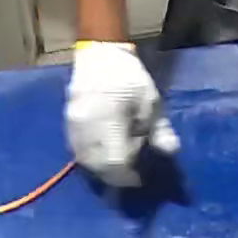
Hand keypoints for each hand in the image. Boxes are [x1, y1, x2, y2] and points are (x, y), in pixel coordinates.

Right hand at [65, 41, 179, 187]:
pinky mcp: (68, 130)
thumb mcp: (150, 101)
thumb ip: (158, 130)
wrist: (99, 58)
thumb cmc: (129, 78)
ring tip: (118, 167)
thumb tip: (170, 151)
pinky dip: (92, 161)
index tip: (139, 179)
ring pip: (86, 163)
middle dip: (115, 176)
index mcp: (109, 121)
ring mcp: (74, 130)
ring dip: (102, 170)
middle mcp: (87, 129)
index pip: (115, 161)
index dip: (127, 176)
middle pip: (99, 166)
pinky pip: (79, 154)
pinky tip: (104, 157)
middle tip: (130, 176)